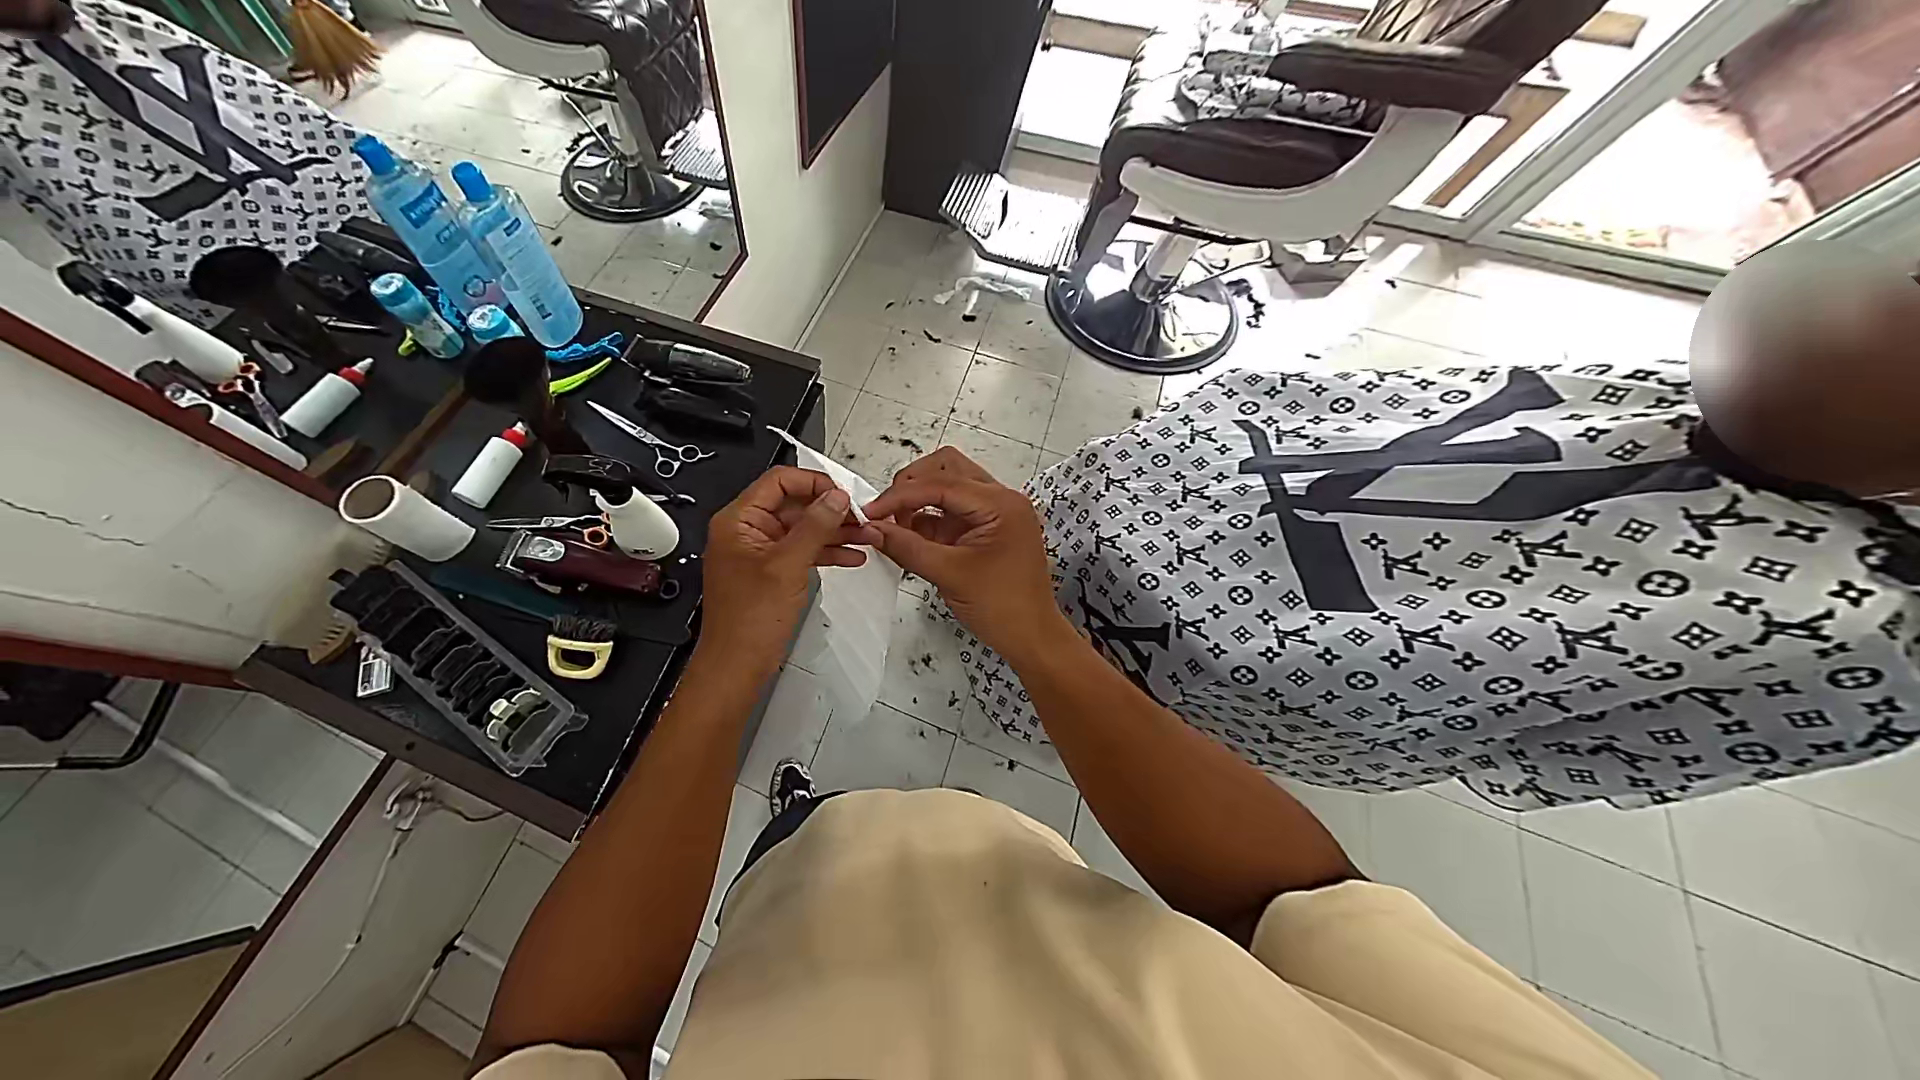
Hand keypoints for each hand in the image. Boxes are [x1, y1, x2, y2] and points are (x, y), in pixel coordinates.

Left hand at [700, 466, 880, 667]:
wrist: (739, 664)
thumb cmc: (747, 621)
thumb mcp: (787, 565)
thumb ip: (815, 527)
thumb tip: (835, 498)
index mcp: (738, 521)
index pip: (779, 481)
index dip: (813, 483)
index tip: (842, 494)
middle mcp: (747, 531)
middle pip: (795, 504)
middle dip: (831, 510)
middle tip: (860, 517)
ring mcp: (761, 551)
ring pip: (804, 528)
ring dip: (835, 531)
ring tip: (865, 536)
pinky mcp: (773, 570)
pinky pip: (804, 550)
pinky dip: (828, 551)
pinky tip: (851, 556)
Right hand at [863, 448, 1068, 661]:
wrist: (1032, 637)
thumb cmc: (1005, 608)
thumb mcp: (949, 574)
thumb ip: (907, 547)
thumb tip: (873, 529)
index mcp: (1001, 504)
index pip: (941, 483)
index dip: (901, 495)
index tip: (873, 511)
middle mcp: (1001, 500)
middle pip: (947, 469)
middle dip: (912, 486)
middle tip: (885, 511)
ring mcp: (994, 514)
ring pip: (949, 487)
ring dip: (919, 501)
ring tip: (893, 526)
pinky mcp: (985, 529)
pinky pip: (951, 511)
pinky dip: (928, 519)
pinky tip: (908, 536)